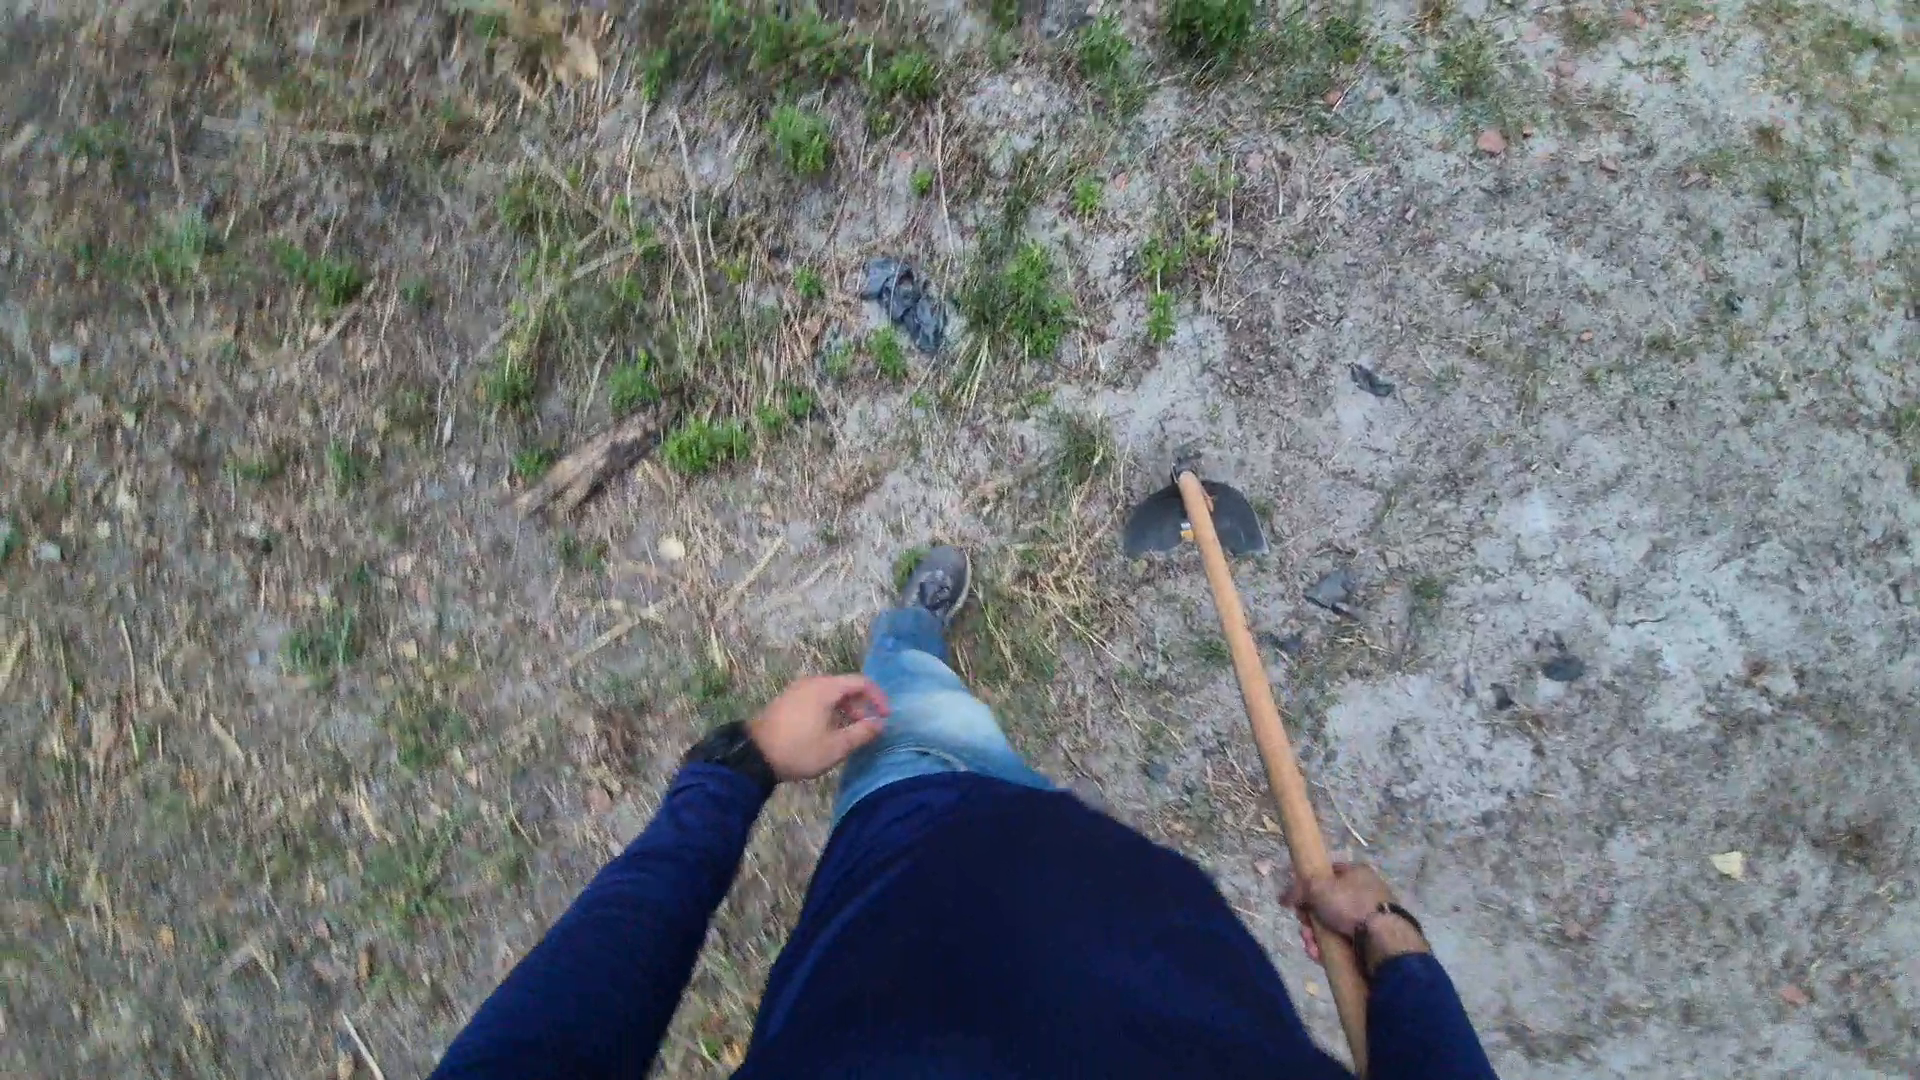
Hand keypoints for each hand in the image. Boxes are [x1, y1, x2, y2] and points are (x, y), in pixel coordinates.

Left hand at [747, 675, 889, 781]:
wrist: (753, 756)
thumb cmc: (799, 750)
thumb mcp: (835, 747)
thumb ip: (861, 733)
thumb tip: (880, 724)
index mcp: (826, 688)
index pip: (861, 682)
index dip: (878, 697)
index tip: (886, 716)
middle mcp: (812, 682)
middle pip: (845, 686)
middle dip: (862, 705)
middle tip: (869, 726)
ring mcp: (797, 690)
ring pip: (830, 693)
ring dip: (845, 709)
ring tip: (850, 732)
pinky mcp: (787, 700)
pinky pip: (816, 698)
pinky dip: (830, 709)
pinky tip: (828, 730)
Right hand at [1283, 862, 1425, 969]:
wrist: (1386, 941)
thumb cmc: (1350, 904)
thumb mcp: (1316, 887)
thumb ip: (1296, 890)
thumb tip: (1282, 898)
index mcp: (1357, 873)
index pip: (1328, 875)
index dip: (1309, 887)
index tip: (1299, 901)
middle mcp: (1366, 894)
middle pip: (1328, 905)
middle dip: (1310, 919)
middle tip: (1303, 926)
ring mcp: (1372, 921)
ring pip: (1334, 927)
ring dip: (1316, 937)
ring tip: (1310, 946)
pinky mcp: (1374, 944)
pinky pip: (1345, 945)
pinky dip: (1330, 950)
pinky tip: (1319, 956)